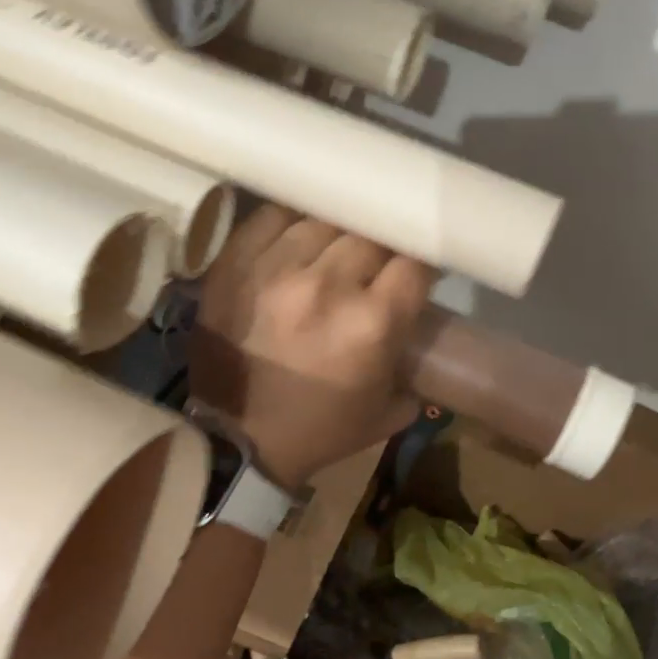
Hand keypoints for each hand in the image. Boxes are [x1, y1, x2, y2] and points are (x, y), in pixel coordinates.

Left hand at [192, 205, 434, 489]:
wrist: (237, 442)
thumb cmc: (319, 432)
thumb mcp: (386, 411)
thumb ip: (411, 369)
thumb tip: (422, 340)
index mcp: (372, 324)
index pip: (414, 263)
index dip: (421, 265)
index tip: (417, 273)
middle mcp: (327, 285)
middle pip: (371, 235)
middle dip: (381, 249)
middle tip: (376, 265)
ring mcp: (276, 269)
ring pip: (324, 220)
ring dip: (337, 235)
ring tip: (336, 250)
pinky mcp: (235, 263)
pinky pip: (273, 217)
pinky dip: (292, 223)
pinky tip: (299, 235)